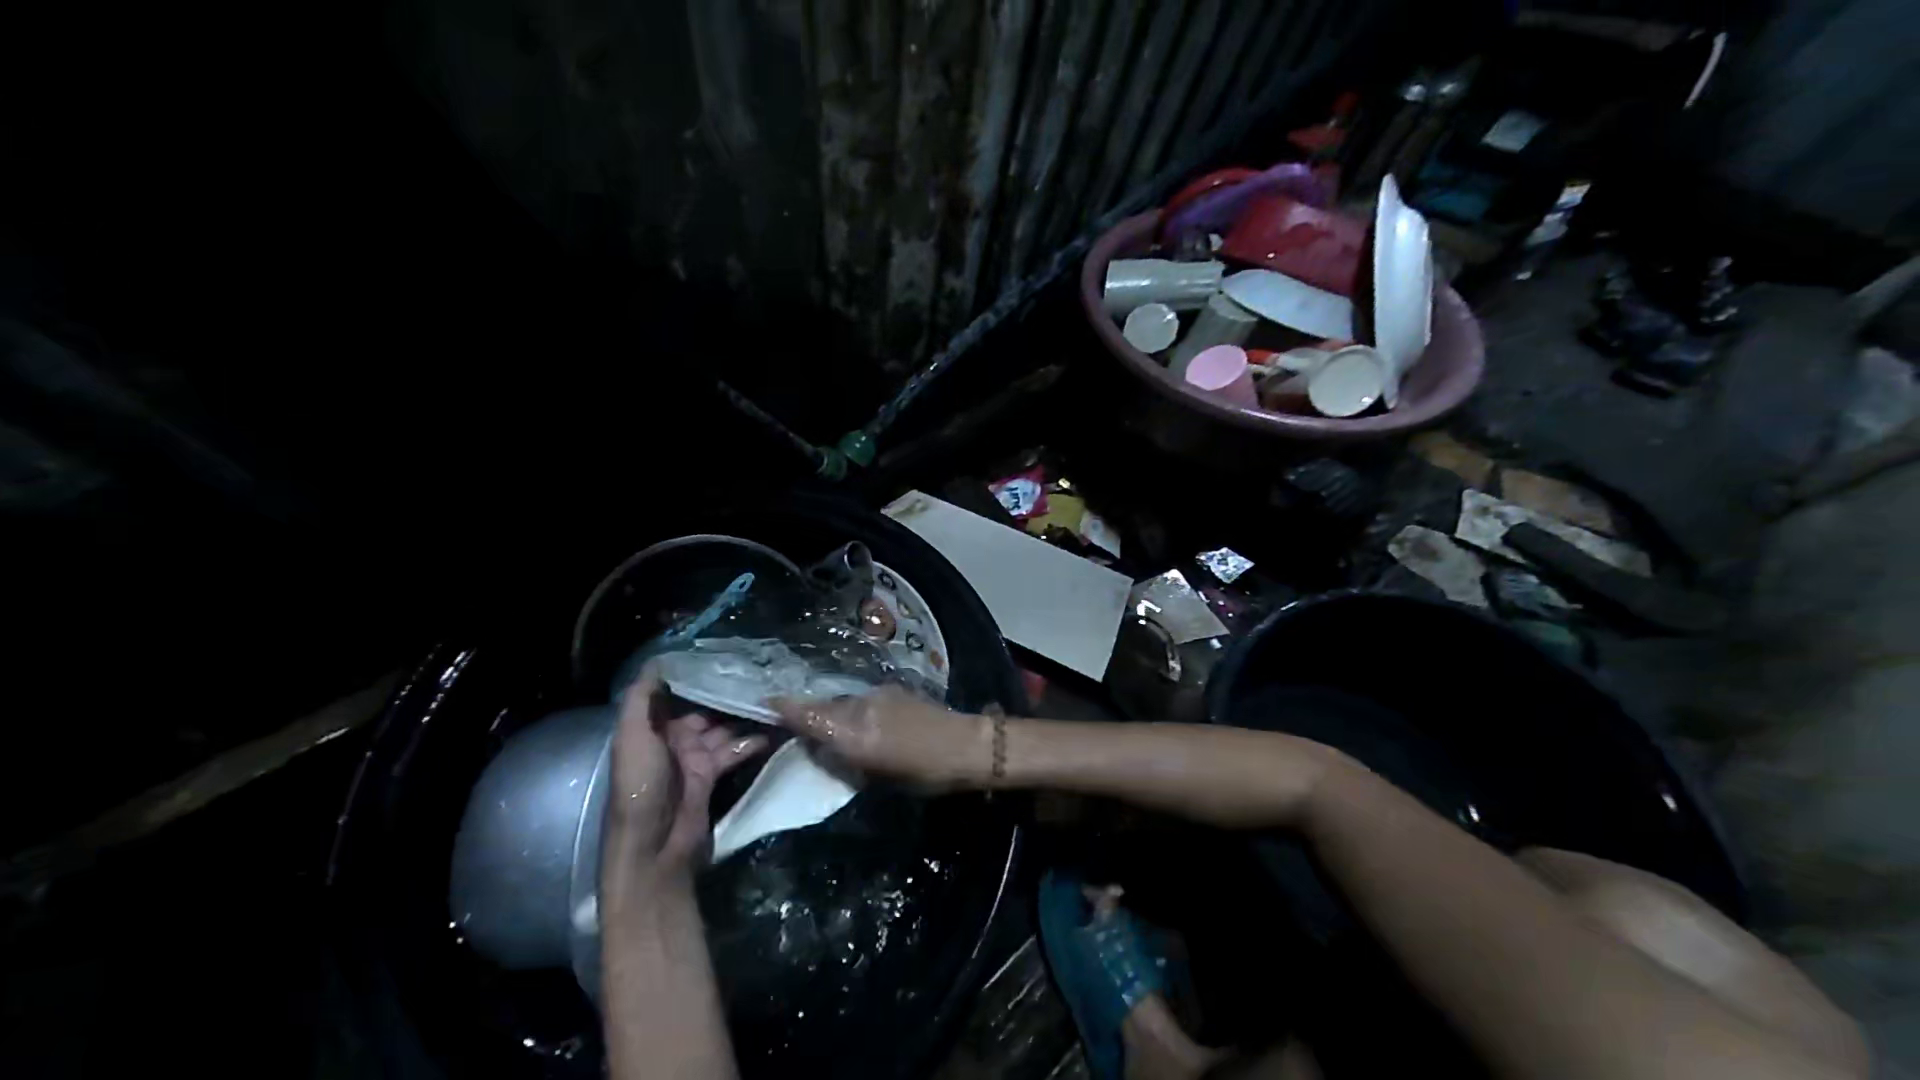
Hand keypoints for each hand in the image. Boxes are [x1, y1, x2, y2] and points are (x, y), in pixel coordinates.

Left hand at [603, 665, 769, 896]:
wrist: (654, 847)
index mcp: (649, 727)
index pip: (674, 692)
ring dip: (742, 716)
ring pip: (722, 728)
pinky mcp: (711, 776)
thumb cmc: (640, 787)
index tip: (723, 651)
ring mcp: (693, 758)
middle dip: (725, 692)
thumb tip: (658, 660)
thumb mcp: (632, 738)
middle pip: (702, 707)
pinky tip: (771, 731)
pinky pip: (734, 752)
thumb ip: (640, 699)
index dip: (695, 673)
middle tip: (757, 671)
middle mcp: (671, 739)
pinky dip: (751, 742)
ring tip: (770, 697)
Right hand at [771, 685, 993, 788]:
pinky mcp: (892, 690)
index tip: (764, 703)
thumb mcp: (879, 778)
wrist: (966, 745)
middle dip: (804, 712)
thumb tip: (823, 748)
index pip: (810, 716)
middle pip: (822, 706)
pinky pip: (860, 699)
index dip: (785, 709)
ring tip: (826, 726)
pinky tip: (859, 721)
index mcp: (855, 734)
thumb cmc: (925, 774)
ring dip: (831, 711)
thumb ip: (846, 760)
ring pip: (841, 701)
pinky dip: (851, 709)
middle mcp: (861, 708)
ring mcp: (877, 695)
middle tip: (790, 721)